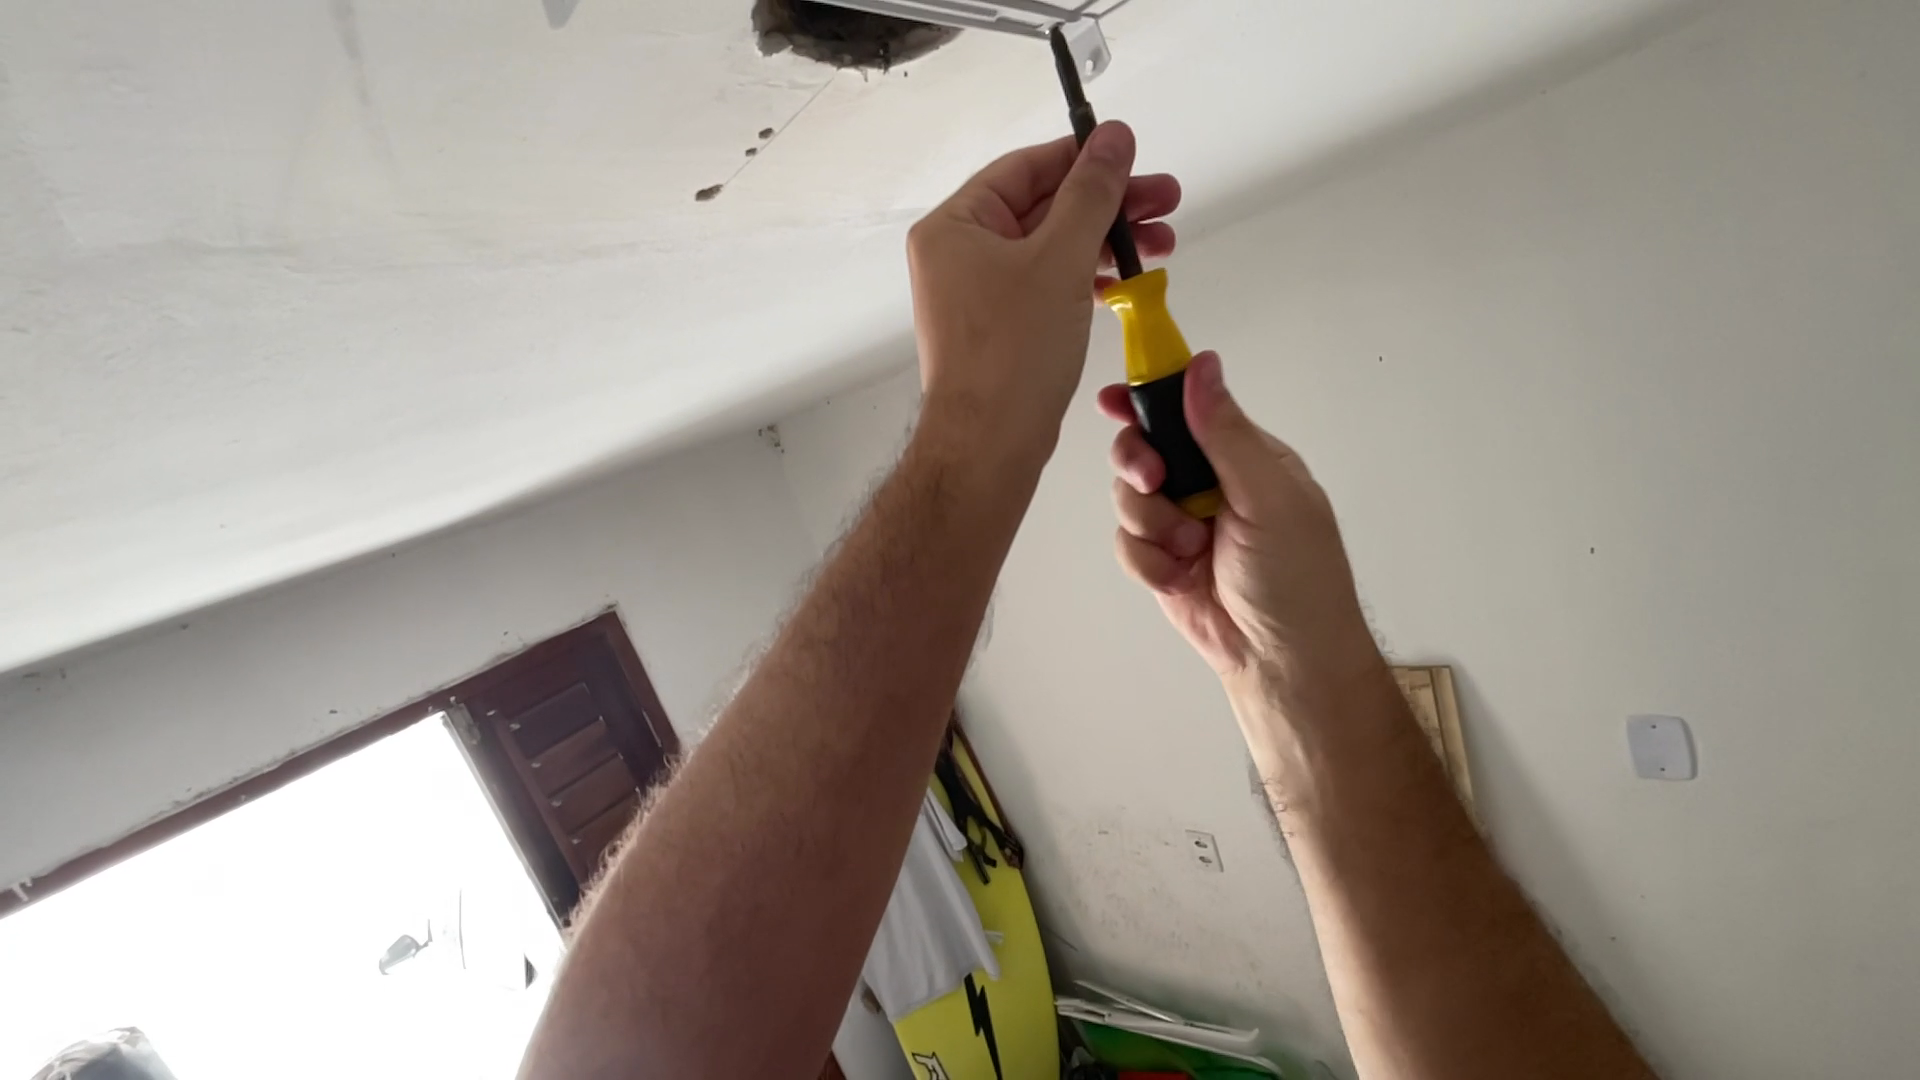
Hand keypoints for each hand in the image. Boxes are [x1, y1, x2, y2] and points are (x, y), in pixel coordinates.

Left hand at [909, 122, 1178, 458]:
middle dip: (1108, 206)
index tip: (1136, 157)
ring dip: (1106, 244)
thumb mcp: (1059, 260)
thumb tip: (1114, 136)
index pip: (1026, 170)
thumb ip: (1091, 194)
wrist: (989, 446)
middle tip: (1168, 201)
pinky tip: (1125, 282)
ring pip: (1051, 251)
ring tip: (1162, 243)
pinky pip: (1047, 288)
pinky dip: (1085, 280)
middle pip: (1043, 210)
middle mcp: (959, 256)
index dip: (1084, 159)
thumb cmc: (1014, 351)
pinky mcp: (1001, 330)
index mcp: (955, 226)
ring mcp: (978, 296)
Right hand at [1100, 351, 1380, 704]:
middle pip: (1143, 449)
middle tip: (1155, 483)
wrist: (1278, 660)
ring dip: (1152, 525)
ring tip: (1189, 551)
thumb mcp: (1269, 497)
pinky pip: (1126, 543)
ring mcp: (1178, 522)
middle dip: (1139, 466)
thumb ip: (1226, 434)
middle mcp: (1206, 483)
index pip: (1187, 409)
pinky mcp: (1158, 559)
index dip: (1147, 399)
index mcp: (1241, 455)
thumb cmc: (1294, 575)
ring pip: (1127, 498)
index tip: (1112, 399)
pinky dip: (1148, 562)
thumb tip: (1202, 363)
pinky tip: (1178, 578)